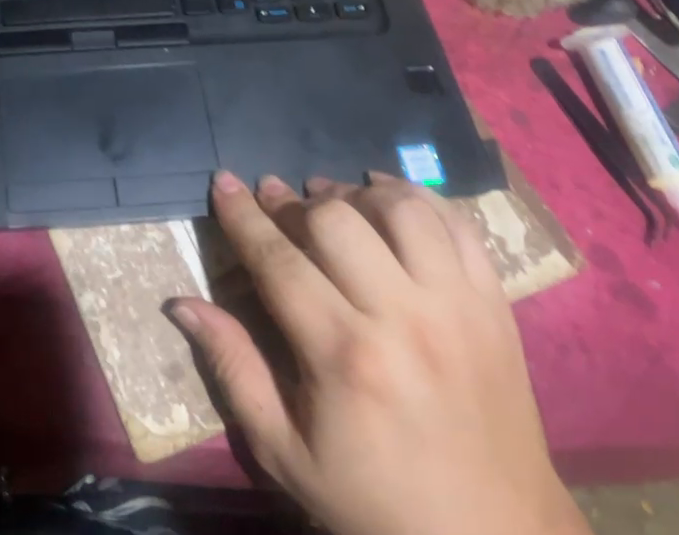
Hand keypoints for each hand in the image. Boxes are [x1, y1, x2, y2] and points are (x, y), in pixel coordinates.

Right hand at [170, 172, 587, 534]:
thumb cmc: (372, 496)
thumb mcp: (283, 449)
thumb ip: (233, 368)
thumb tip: (182, 304)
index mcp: (344, 356)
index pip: (279, 260)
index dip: (244, 216)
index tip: (224, 182)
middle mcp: (404, 318)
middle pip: (337, 221)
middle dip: (293, 202)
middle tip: (275, 200)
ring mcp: (459, 306)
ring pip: (401, 209)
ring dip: (356, 192)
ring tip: (331, 199)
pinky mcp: (496, 306)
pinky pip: (458, 226)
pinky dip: (419, 199)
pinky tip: (389, 197)